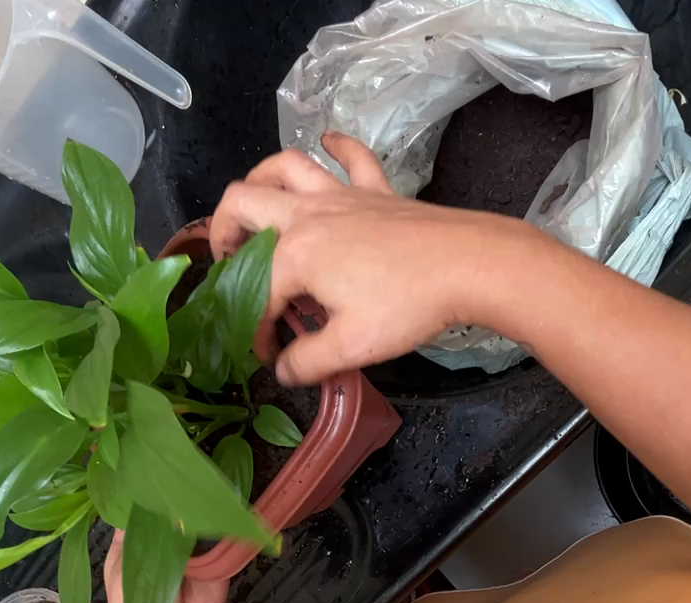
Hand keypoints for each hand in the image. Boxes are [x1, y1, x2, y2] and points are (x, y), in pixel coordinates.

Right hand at [209, 133, 552, 385]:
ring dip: (260, 180)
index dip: (257, 330)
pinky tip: (327, 144)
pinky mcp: (377, 190)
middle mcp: (308, 215)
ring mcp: (342, 195)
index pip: (258, 295)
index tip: (269, 354)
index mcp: (295, 255)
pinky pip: (351, 156)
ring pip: (285, 167)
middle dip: (222, 232)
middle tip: (228, 262)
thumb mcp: (350, 347)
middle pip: (244, 203)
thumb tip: (282, 370)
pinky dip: (335, 147)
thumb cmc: (406, 306)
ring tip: (255, 205)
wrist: (467, 265)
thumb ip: (307, 362)